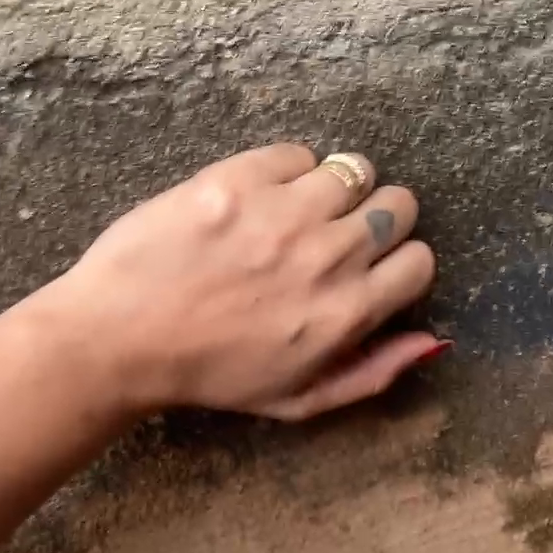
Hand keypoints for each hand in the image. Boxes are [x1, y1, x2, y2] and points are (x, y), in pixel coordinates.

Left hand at [22, 144, 444, 419]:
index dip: (399, 259)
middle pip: (398, 204)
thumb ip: (374, 373)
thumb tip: (435, 340)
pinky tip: (259, 196)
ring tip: (300, 206)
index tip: (373, 261)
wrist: (116, 336)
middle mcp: (327, 256)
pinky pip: (298, 153)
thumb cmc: (210, 373)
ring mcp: (284, 212)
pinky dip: (287, 170)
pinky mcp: (239, 178)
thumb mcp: (299, 399)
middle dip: (378, 215)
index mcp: (346, 313)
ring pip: (354, 169)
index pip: (420, 259)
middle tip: (338, 230)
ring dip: (337, 187)